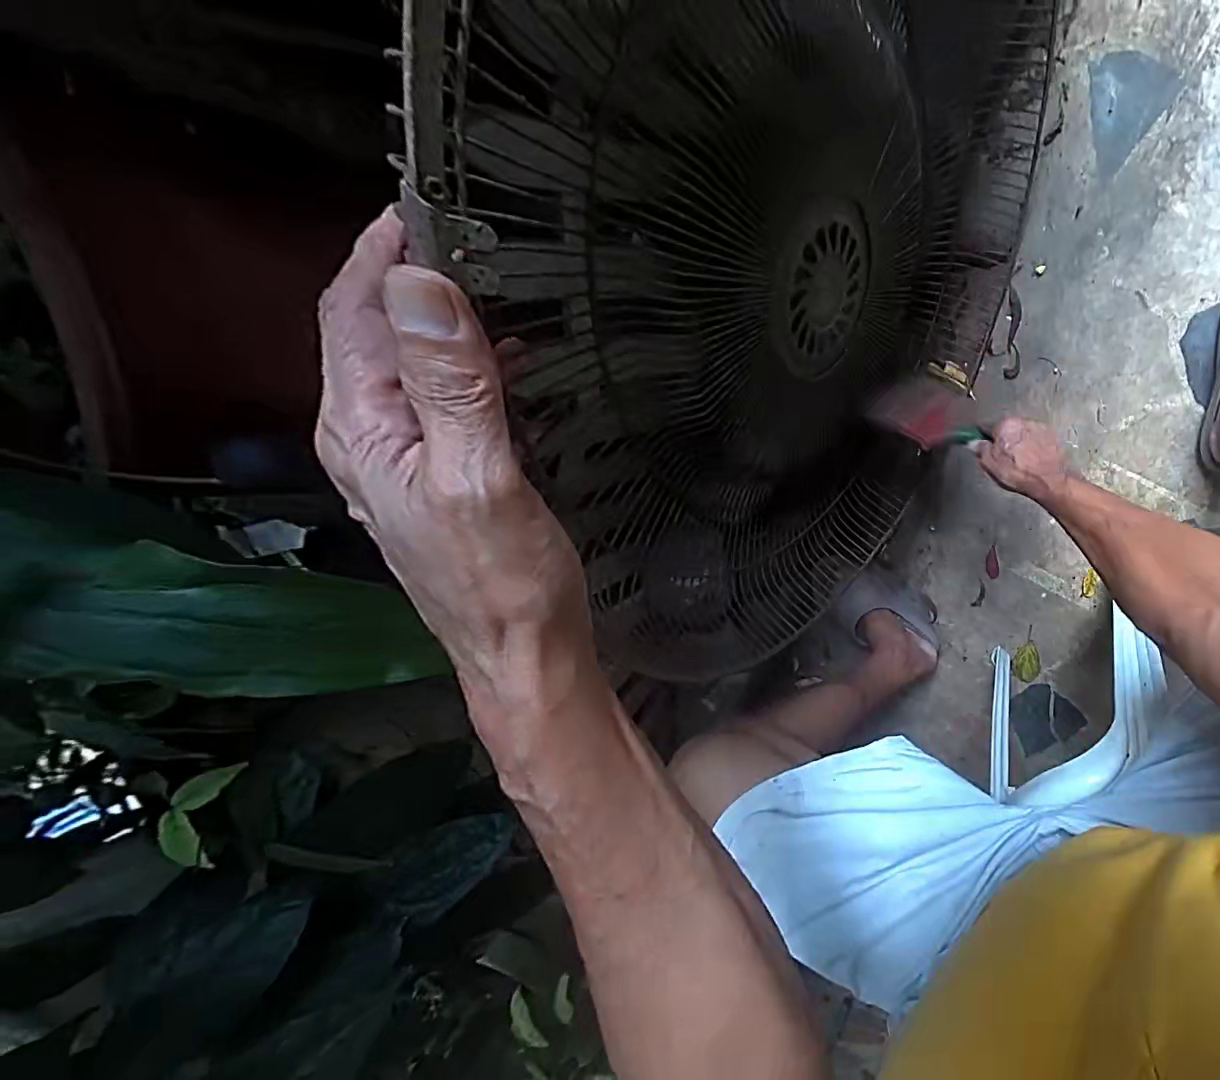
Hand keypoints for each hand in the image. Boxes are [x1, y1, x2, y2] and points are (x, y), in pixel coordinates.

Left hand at [315, 208, 590, 705]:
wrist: (523, 650)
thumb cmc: (506, 578)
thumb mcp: (481, 478)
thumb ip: (452, 388)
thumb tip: (422, 288)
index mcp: (366, 430)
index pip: (355, 316)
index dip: (382, 257)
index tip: (426, 208)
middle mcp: (369, 439)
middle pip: (372, 335)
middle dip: (410, 279)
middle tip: (471, 242)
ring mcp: (403, 462)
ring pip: (408, 367)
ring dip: (442, 324)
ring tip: (496, 294)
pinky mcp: (441, 479)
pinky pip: (441, 402)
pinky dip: (468, 369)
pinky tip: (508, 367)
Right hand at [975, 417, 1072, 504]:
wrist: (1051, 481)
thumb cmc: (1022, 474)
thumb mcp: (991, 466)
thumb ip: (980, 450)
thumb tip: (974, 443)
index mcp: (1004, 425)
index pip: (987, 427)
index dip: (986, 440)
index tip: (986, 447)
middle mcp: (1022, 421)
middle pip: (1007, 429)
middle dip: (1005, 442)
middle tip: (1006, 460)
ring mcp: (1039, 428)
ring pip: (1023, 434)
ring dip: (1021, 444)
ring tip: (1022, 463)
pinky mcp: (1051, 436)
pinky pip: (1037, 439)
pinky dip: (1035, 447)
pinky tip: (1034, 461)